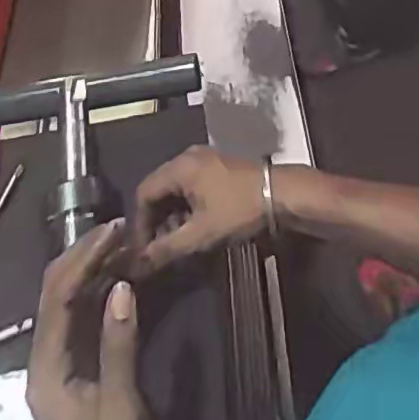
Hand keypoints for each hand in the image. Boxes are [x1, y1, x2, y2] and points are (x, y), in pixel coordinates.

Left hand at [26, 220, 149, 419]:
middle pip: (54, 292)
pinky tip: (120, 272)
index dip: (84, 258)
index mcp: (47, 370)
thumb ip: (119, 347)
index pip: (57, 298)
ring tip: (123, 241)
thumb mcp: (121, 408)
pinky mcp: (73, 363)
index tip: (114, 230)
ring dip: (91, 266)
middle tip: (120, 228)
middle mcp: (44, 359)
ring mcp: (57, 361)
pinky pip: (80, 313)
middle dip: (83, 254)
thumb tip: (122, 285)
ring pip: (65, 299)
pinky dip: (98, 286)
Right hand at [131, 147, 268, 273]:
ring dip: (171, 213)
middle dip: (155, 219)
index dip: (139, 223)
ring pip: (175, 187)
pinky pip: (191, 183)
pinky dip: (186, 204)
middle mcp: (189, 156)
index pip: (143, 192)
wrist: (281, 192)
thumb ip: (166, 248)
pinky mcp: (218, 165)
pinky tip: (193, 224)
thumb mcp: (200, 233)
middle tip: (157, 247)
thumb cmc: (238, 209)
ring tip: (176, 239)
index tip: (143, 249)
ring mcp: (205, 158)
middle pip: (158, 187)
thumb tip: (138, 263)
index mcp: (180, 166)